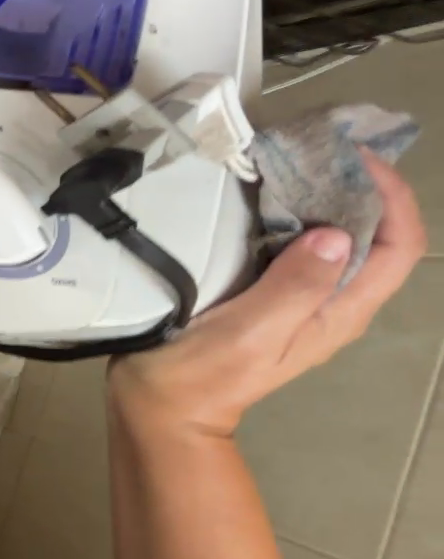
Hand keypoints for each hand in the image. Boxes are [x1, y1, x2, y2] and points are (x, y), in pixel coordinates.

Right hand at [110, 152, 425, 437]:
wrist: (160, 407)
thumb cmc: (204, 374)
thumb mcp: (251, 333)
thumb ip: (293, 287)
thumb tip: (336, 234)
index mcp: (337, 311)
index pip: (397, 248)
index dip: (390, 199)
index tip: (354, 158)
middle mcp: (326, 302)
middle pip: (367, 239)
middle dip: (353, 190)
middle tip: (311, 151)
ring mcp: (290, 301)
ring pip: (326, 242)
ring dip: (314, 201)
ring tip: (280, 166)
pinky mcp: (254, 297)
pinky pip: (284, 251)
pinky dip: (277, 220)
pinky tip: (245, 205)